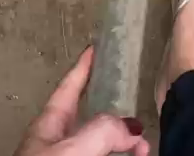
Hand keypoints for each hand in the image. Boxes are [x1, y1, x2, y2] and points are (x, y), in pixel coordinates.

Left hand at [14, 47, 151, 155]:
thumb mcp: (70, 149)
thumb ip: (101, 132)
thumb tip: (132, 125)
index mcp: (48, 125)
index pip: (69, 87)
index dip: (83, 67)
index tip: (94, 48)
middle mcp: (55, 145)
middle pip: (86, 121)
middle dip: (112, 116)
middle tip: (137, 113)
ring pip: (96, 149)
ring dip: (121, 146)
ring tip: (145, 147)